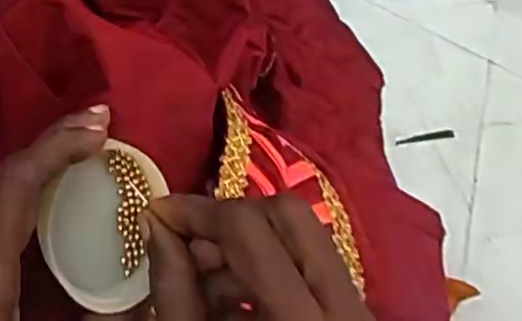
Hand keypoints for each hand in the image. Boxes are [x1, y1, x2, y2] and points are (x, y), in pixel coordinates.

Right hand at [145, 193, 372, 320]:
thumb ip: (174, 293)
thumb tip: (157, 223)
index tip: (158, 214)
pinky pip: (319, 277)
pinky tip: (236, 306)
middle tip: (190, 242)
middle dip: (231, 218)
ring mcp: (364, 319)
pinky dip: (273, 276)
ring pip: (307, 244)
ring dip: (249, 248)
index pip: (250, 229)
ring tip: (205, 284)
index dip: (196, 212)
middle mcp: (349, 315)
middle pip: (290, 217)